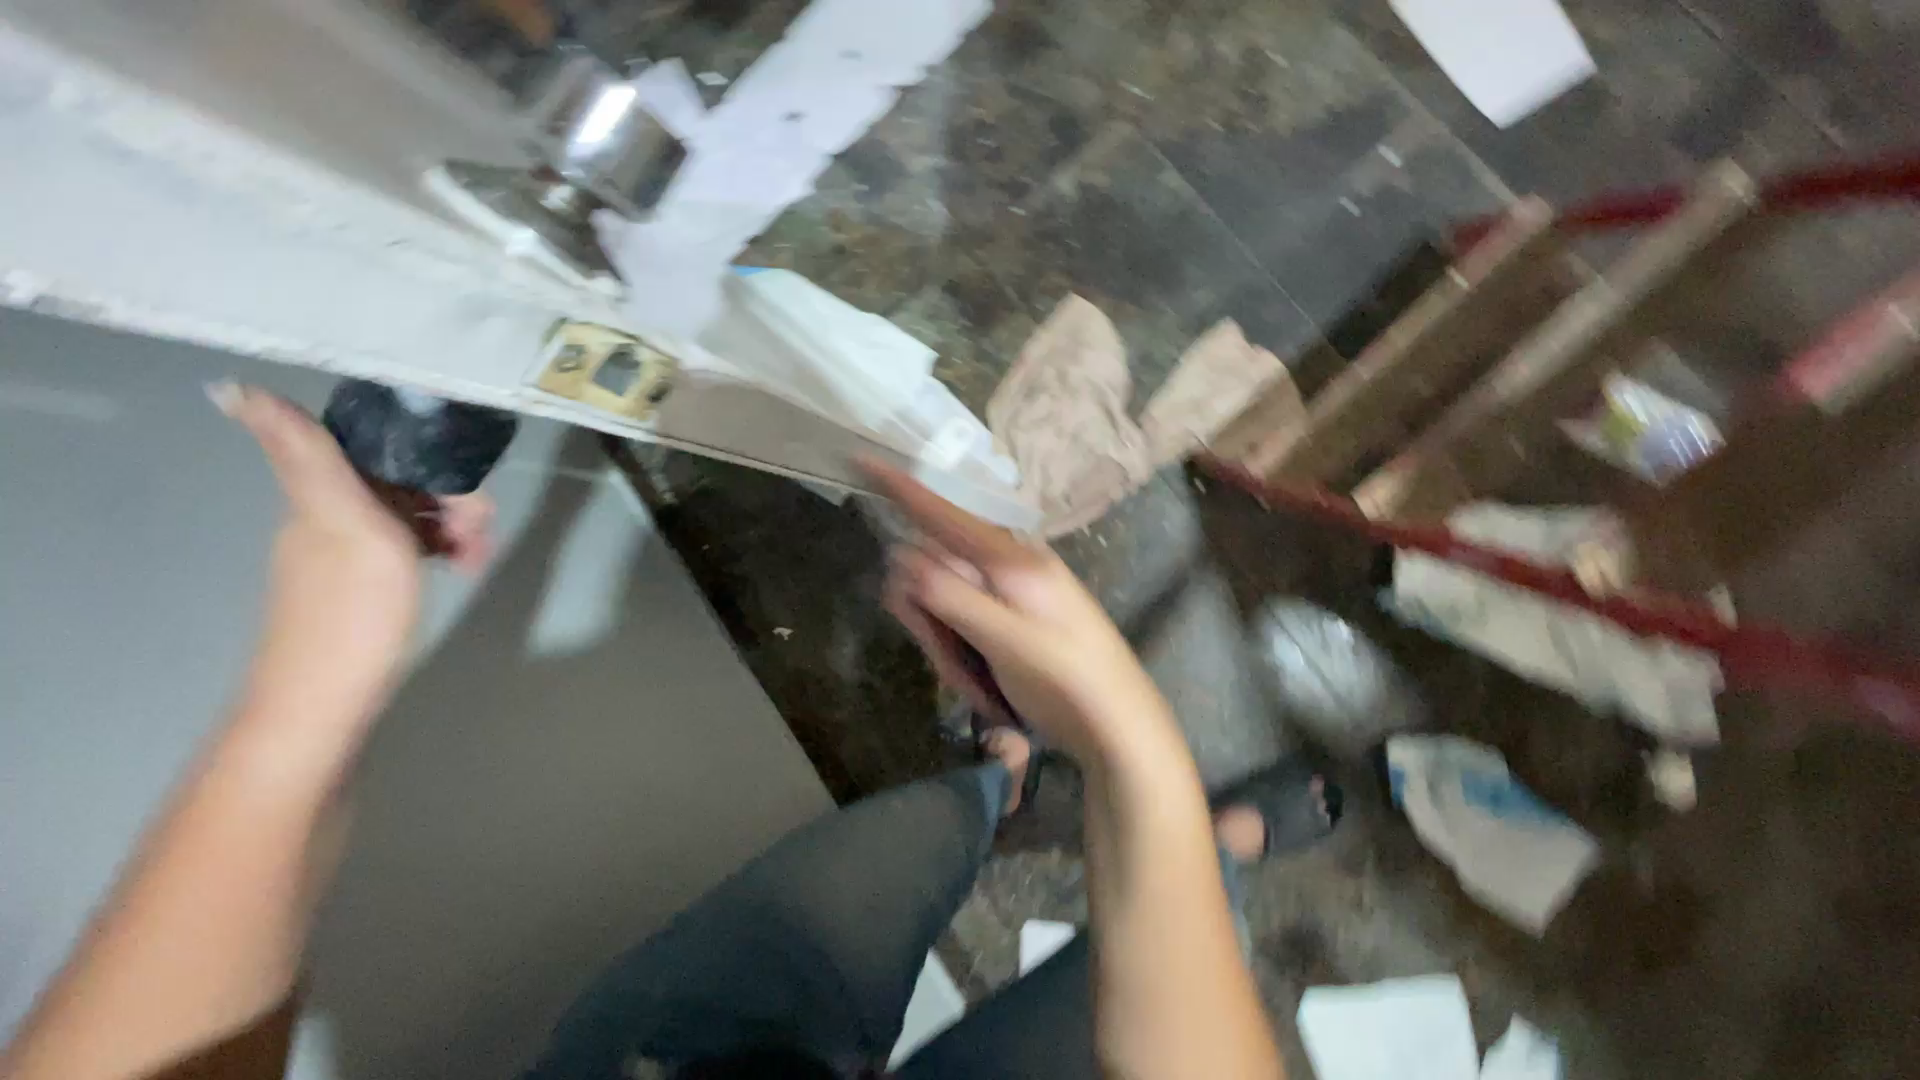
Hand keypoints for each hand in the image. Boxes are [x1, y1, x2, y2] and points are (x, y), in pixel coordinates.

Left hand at [210, 383, 490, 723]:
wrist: (327, 698)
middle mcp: (332, 509)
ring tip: (478, 558)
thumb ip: (307, 456)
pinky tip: (464, 566)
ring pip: (416, 510)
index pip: (385, 444)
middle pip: (408, 477)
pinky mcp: (366, 574)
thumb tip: (233, 385)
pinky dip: (444, 547)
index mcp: (324, 491)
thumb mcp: (346, 524)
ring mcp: (350, 544)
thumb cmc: (353, 610)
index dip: (431, 452)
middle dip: (455, 497)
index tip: (464, 485)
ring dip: (457, 524)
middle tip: (480, 538)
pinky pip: (413, 541)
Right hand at [863, 459, 1178, 764]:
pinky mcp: (1007, 620)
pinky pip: (962, 625)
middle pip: (933, 568)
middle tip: (950, 663)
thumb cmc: (1068, 680)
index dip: (902, 489)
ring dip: (946, 647)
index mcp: (1010, 559)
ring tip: (978, 688)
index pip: (944, 513)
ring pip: (943, 603)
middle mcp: (1006, 567)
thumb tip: (902, 556)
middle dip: (927, 618)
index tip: (862, 459)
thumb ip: (952, 596)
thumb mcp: (1005, 639)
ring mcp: (1007, 595)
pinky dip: (962, 656)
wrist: (1117, 725)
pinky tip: (984, 688)